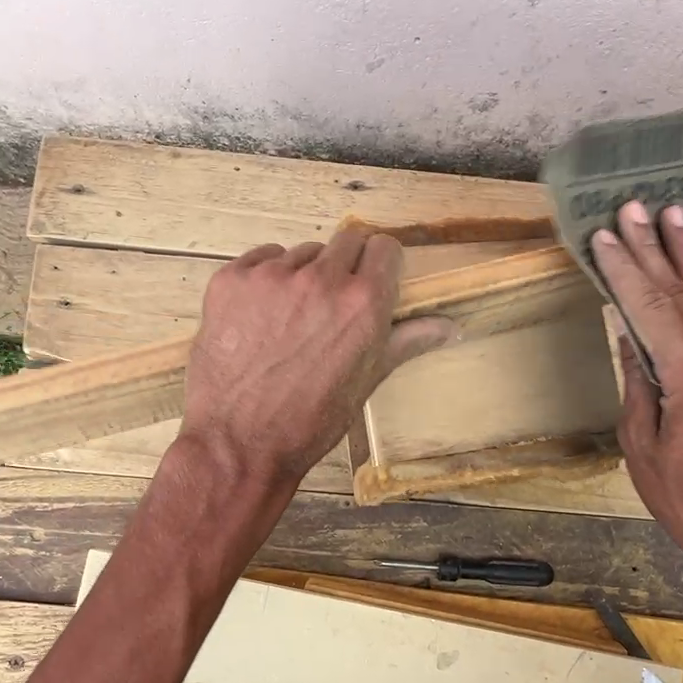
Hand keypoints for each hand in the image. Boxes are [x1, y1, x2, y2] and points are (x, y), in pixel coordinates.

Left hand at [181, 229, 456, 485]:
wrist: (240, 442)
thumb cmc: (310, 421)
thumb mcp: (366, 381)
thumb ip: (407, 341)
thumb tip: (451, 327)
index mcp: (363, 303)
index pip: (386, 248)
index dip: (381, 265)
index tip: (372, 281)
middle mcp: (321, 280)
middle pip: (347, 239)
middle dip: (346, 264)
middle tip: (333, 301)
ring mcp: (271, 277)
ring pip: (302, 253)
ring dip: (304, 275)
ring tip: (291, 320)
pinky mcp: (231, 280)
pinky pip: (260, 260)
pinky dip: (264, 280)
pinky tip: (261, 318)